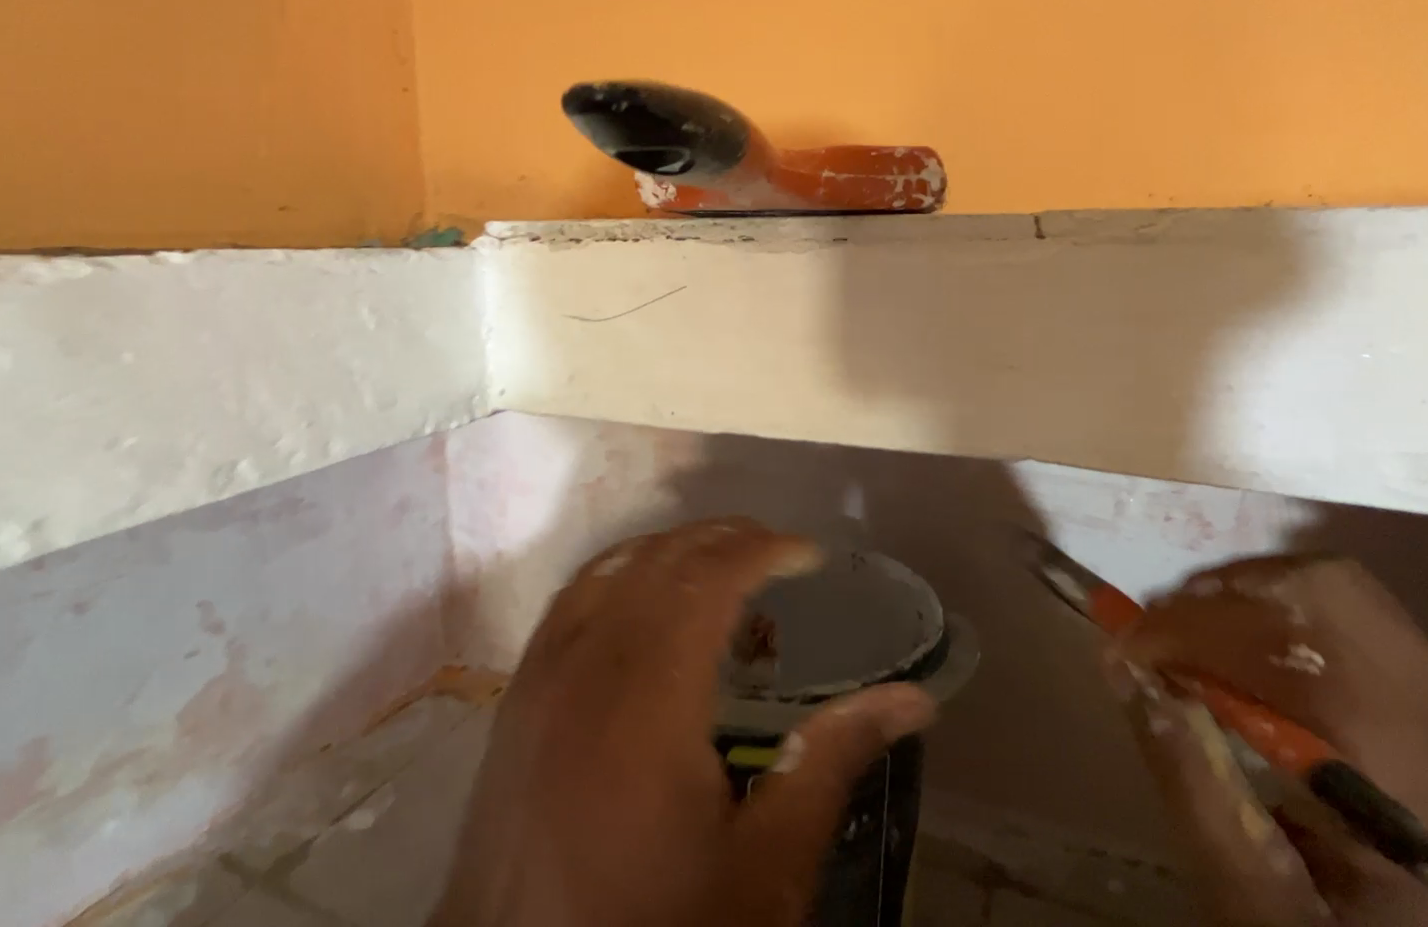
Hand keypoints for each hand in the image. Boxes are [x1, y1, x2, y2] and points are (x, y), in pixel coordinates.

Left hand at [431, 518, 936, 926]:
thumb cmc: (658, 926)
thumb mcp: (763, 865)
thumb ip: (829, 763)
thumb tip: (912, 700)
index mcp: (649, 699)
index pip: (706, 580)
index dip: (760, 550)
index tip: (809, 554)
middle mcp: (586, 669)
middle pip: (655, 563)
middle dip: (718, 539)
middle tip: (774, 549)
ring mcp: (539, 681)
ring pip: (604, 573)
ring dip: (665, 552)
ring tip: (718, 563)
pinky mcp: (515, 703)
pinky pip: (566, 605)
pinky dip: (614, 577)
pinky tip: (640, 603)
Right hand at [1111, 555, 1427, 926]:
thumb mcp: (1255, 899)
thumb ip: (1193, 781)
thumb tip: (1124, 669)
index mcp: (1421, 775)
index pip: (1298, 643)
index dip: (1194, 627)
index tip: (1123, 646)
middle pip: (1332, 591)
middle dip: (1223, 596)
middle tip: (1158, 634)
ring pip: (1350, 600)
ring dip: (1254, 607)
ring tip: (1195, 647)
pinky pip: (1369, 635)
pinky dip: (1291, 632)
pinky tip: (1252, 676)